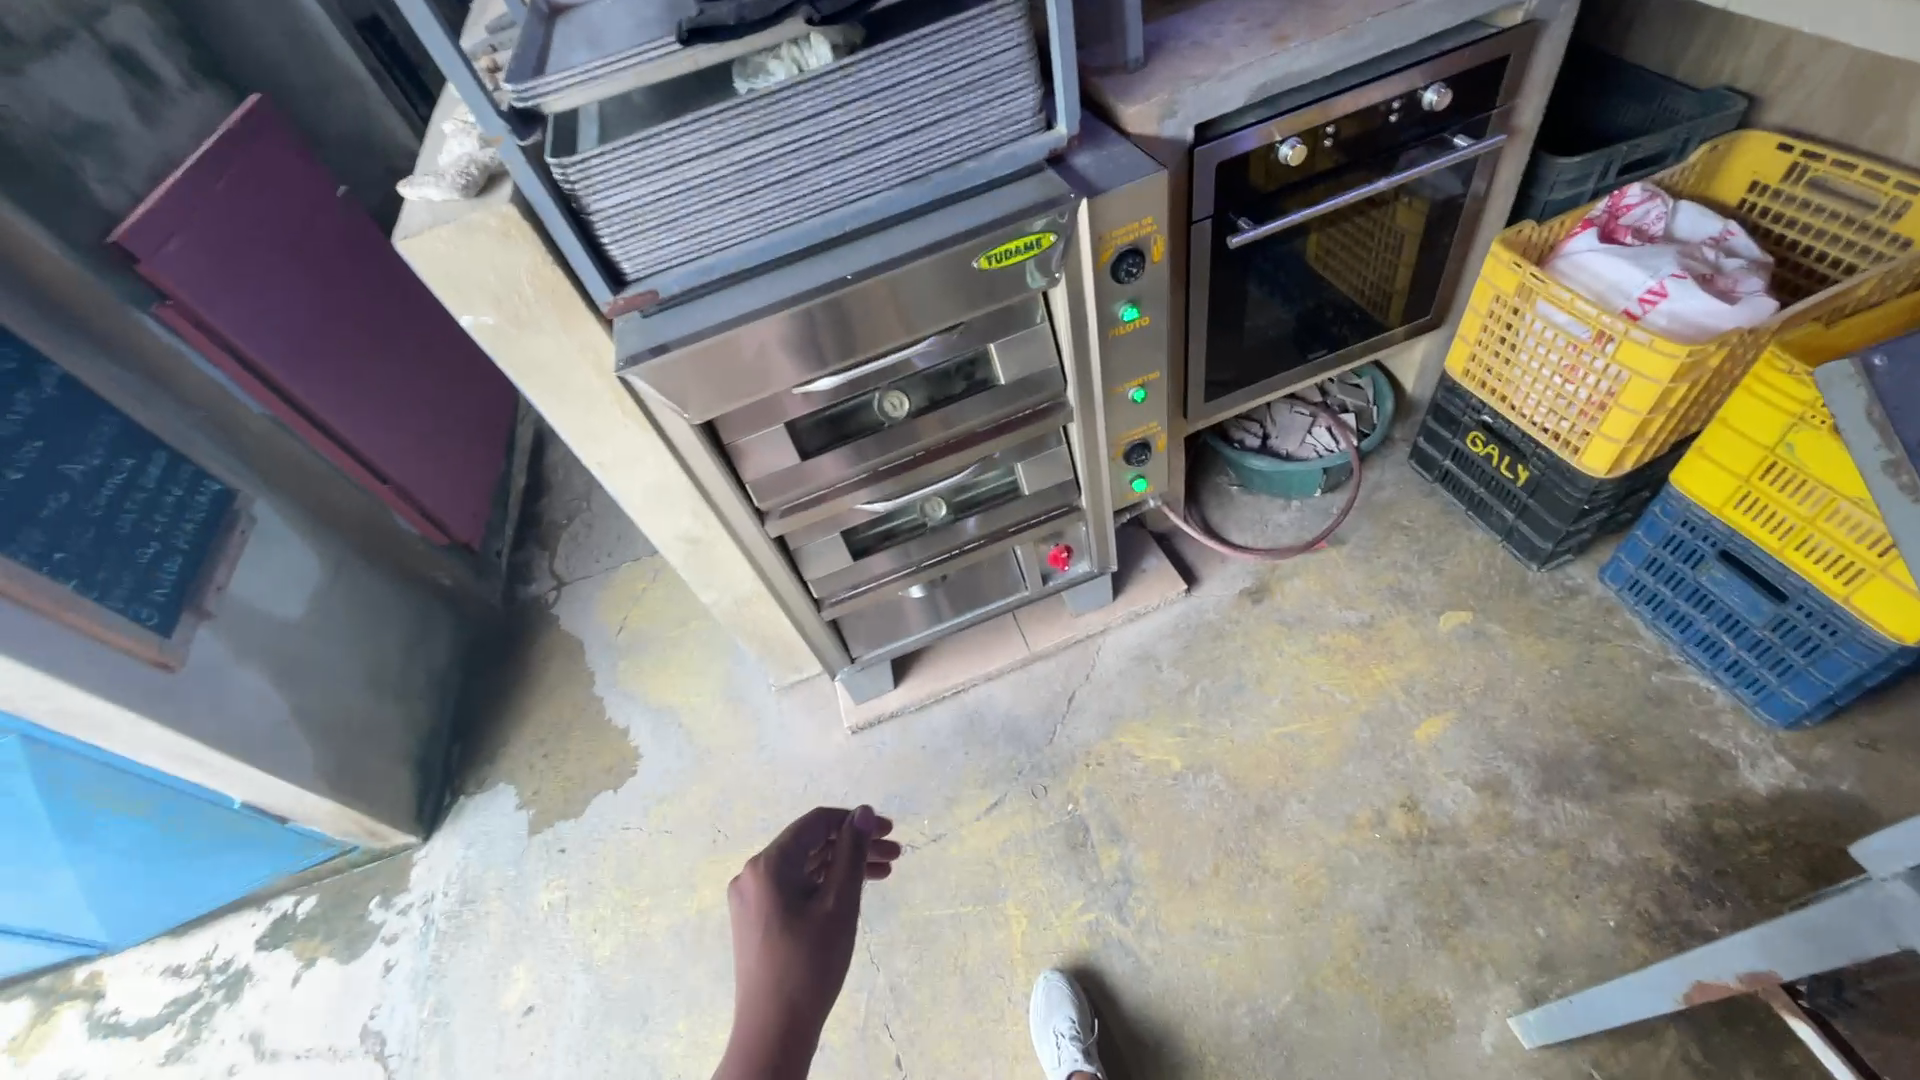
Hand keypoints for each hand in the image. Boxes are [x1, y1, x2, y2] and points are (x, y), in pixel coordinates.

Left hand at [714, 805, 900, 1079]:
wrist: (774, 1031)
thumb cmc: (810, 964)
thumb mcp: (839, 903)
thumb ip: (852, 851)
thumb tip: (864, 811)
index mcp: (768, 864)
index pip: (816, 823)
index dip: (854, 821)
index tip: (889, 830)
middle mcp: (753, 874)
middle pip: (811, 844)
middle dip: (854, 845)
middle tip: (895, 854)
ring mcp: (752, 898)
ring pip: (805, 867)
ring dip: (843, 865)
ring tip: (884, 873)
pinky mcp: (757, 919)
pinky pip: (795, 887)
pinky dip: (825, 885)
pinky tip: (853, 891)